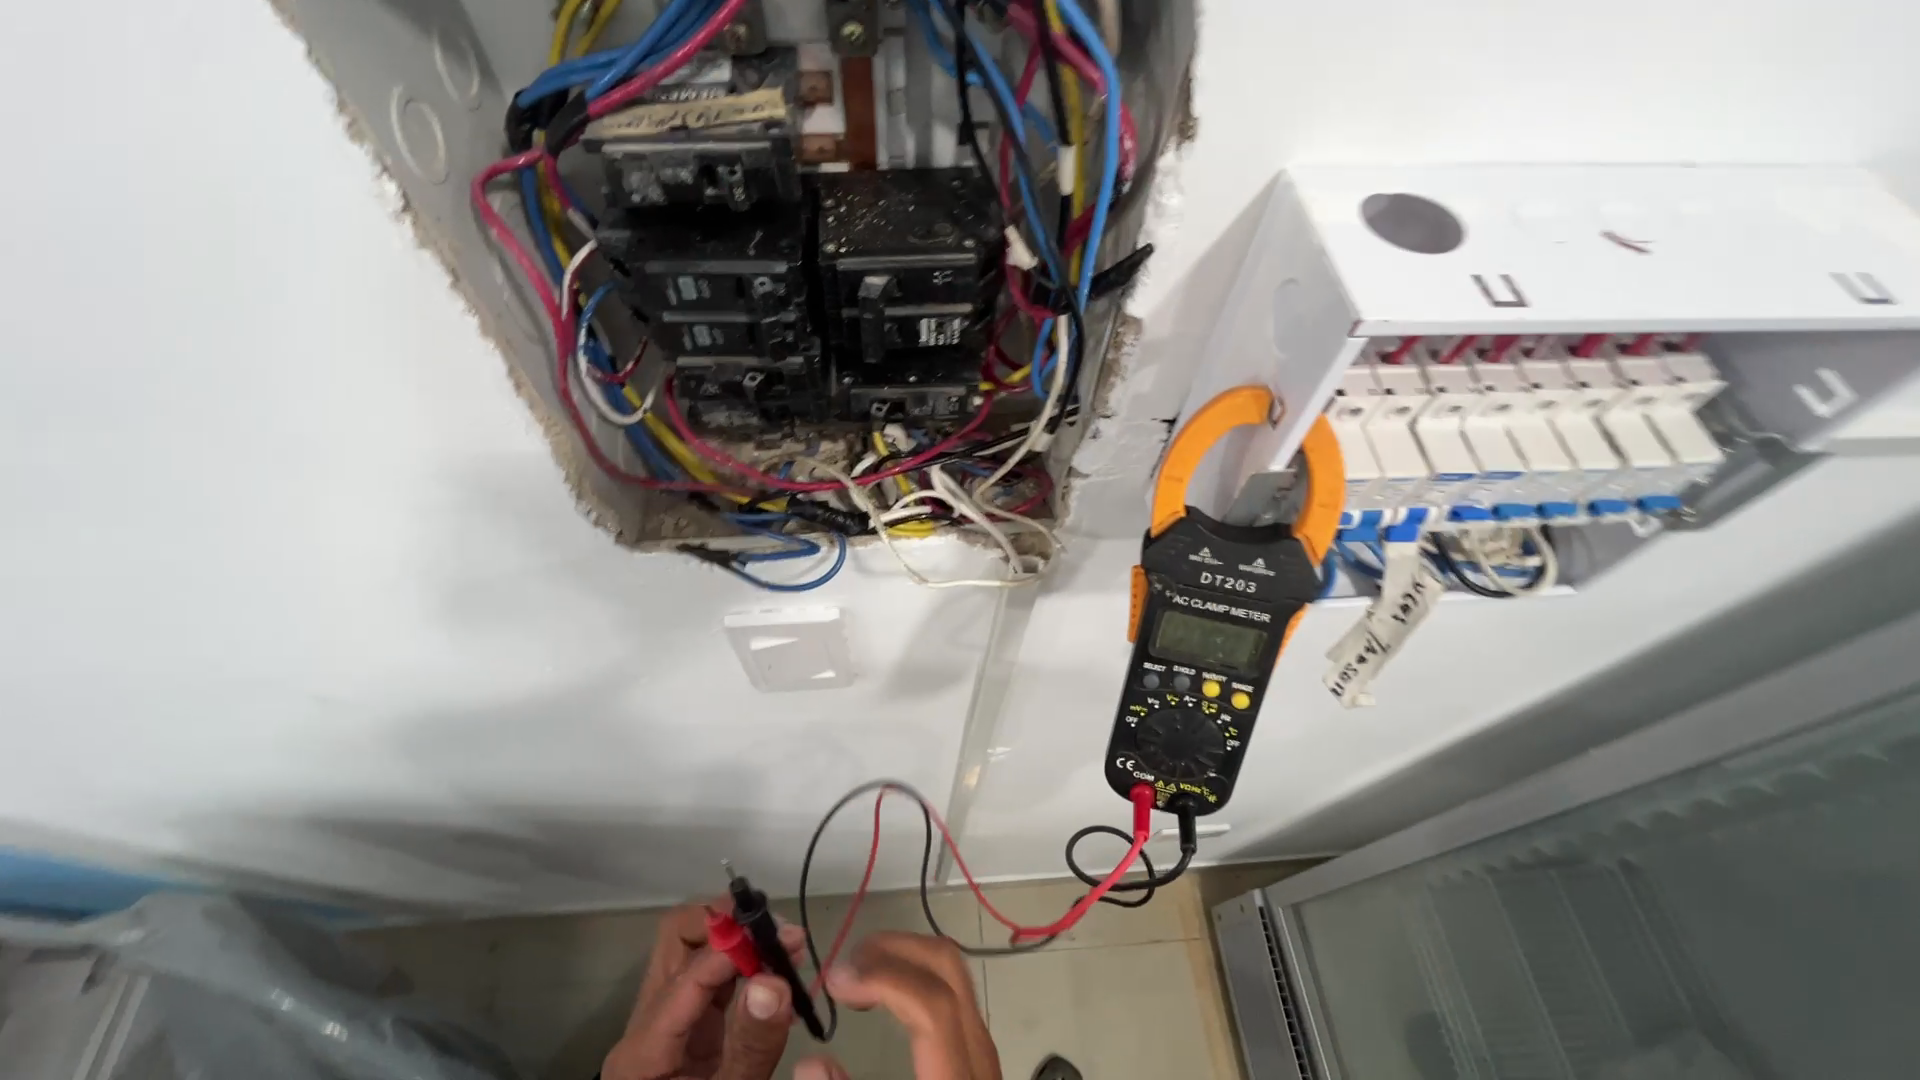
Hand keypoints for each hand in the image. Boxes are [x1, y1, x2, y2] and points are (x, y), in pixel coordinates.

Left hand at [602, 901, 808, 1079]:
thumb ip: (750, 1047)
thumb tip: (774, 980)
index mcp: (641, 1052)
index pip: (687, 974)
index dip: (734, 948)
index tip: (786, 940)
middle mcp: (646, 1024)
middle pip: (677, 939)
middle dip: (727, 921)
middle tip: (778, 928)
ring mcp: (666, 1023)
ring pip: (693, 950)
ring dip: (739, 937)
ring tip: (787, 948)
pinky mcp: (688, 1030)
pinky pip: (713, 976)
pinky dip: (745, 964)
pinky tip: (781, 978)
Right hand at [794, 933, 999, 1079]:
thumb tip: (811, 1064)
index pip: (933, 1007)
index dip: (883, 980)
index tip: (835, 981)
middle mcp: (981, 1060)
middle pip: (949, 970)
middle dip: (893, 951)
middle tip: (843, 967)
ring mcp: (984, 1055)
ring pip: (954, 974)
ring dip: (903, 959)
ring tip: (856, 976)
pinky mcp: (978, 1059)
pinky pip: (951, 993)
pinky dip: (914, 977)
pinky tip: (882, 996)